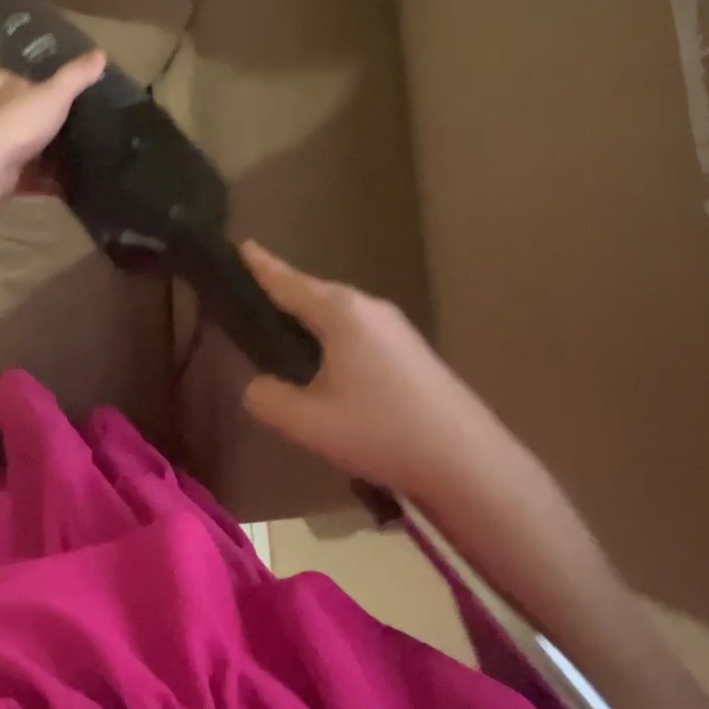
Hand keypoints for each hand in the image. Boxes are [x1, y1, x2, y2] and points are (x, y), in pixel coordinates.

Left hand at [0, 51, 105, 194]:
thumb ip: (76, 77)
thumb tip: (101, 53)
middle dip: (36, 121)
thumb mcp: (55, 94)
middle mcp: (0, 119)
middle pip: (15, 116)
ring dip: (46, 156)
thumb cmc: (20, 121)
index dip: (5, 76)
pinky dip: (50, 185)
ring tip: (79, 157)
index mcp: (7, 93)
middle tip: (69, 124)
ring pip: (25, 151)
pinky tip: (71, 188)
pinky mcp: (6, 179)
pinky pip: (33, 181)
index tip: (21, 78)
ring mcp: (1, 151)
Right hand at [239, 242, 524, 503]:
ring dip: (310, 319)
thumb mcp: (305, 422)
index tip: (242, 246)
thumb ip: (266, 398)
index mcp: (341, 313)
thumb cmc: (379, 432)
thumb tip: (258, 385)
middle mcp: (370, 310)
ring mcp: (397, 330)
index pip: (288, 282)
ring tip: (282, 332)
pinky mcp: (412, 354)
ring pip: (339, 315)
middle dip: (285, 292)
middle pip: (316, 293)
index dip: (262, 266)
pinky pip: (357, 333)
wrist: (467, 463)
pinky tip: (325, 365)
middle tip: (251, 296)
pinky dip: (332, 338)